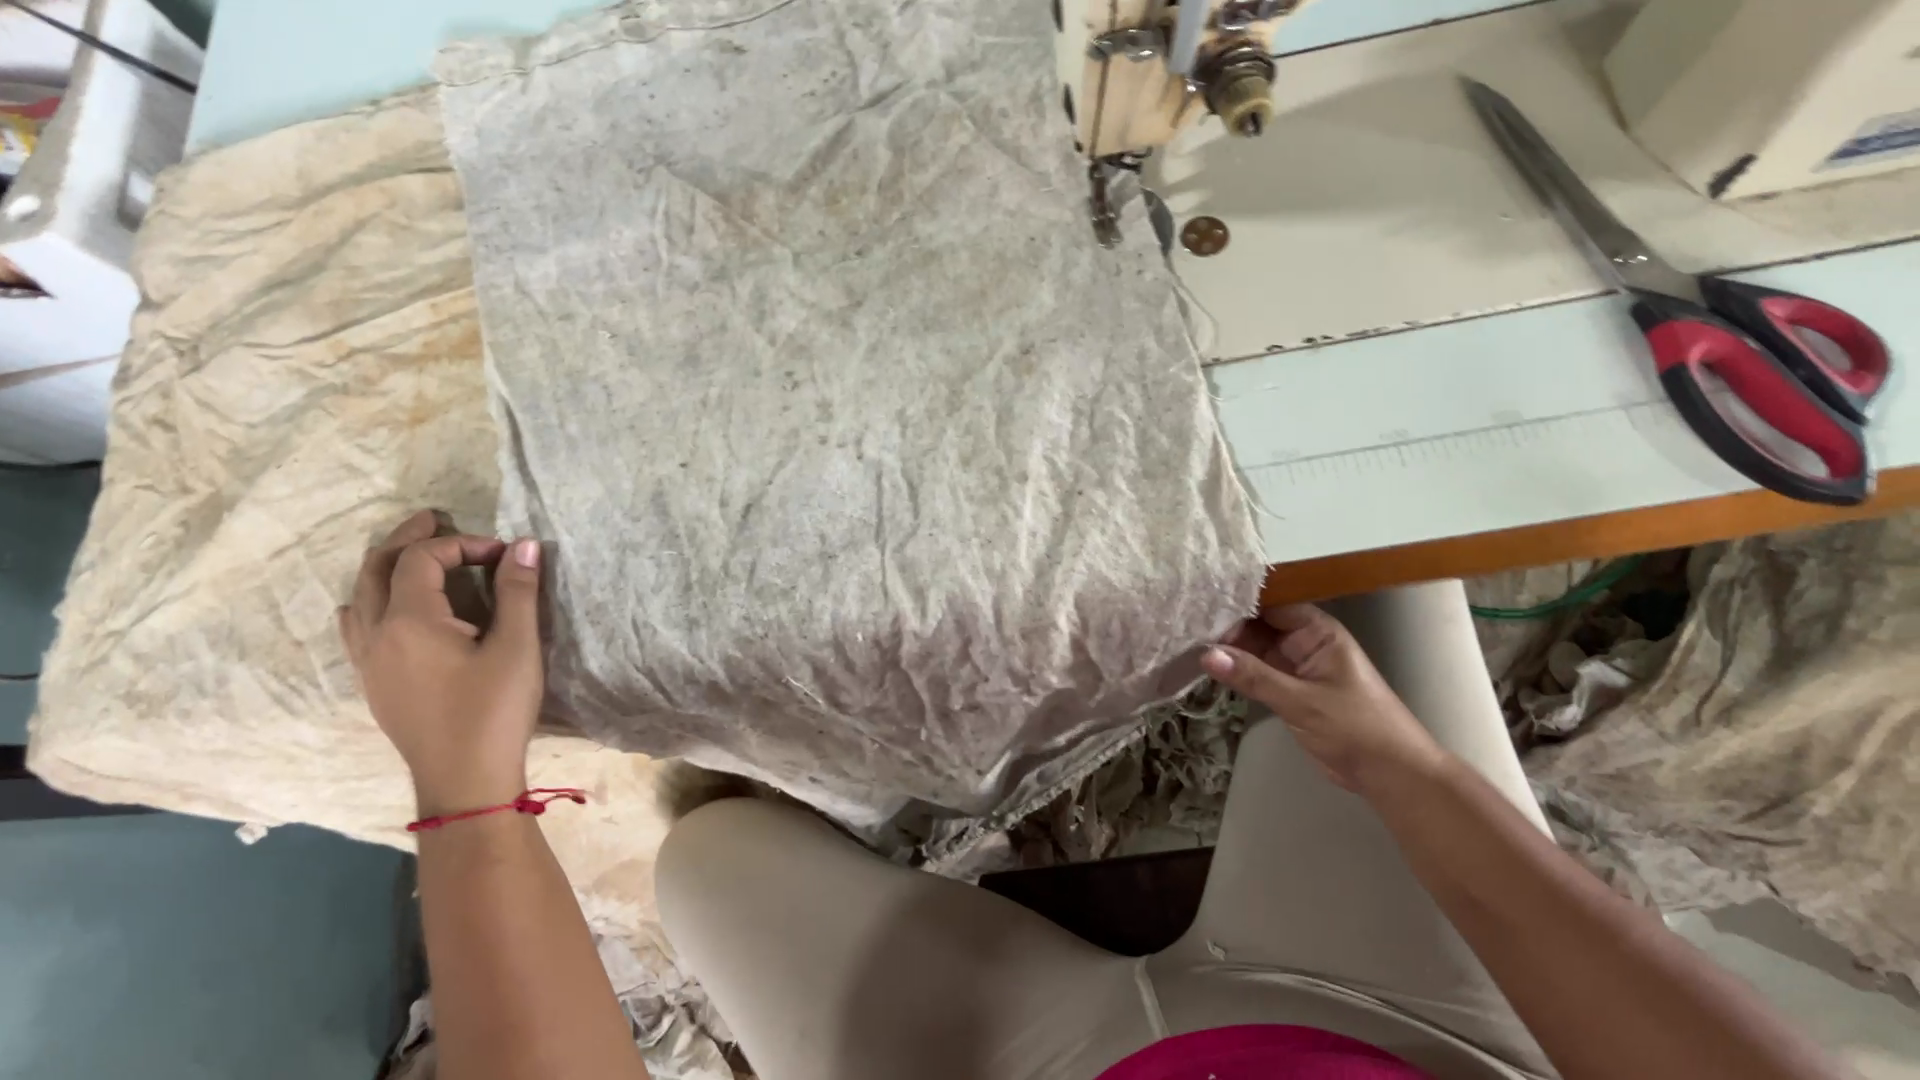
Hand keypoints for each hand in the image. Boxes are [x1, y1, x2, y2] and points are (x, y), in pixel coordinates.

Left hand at [339, 510, 545, 815]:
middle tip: (438, 521)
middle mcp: (376, 634)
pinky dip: (373, 602)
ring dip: (387, 568)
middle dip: (409, 539)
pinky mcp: (373, 683)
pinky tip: (393, 611)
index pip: (423, 559)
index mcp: (409, 621)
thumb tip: (525, 545)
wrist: (464, 781)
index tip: (504, 553)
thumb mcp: (518, 648)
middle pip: (376, 567)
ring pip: (361, 596)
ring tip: (418, 560)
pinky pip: (358, 626)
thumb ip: (518, 592)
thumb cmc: (494, 712)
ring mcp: (368, 661)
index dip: (463, 544)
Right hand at [1201, 604, 1449, 794]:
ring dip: (1227, 649)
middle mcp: (1305, 643)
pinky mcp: (1290, 691)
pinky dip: (1235, 670)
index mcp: (1318, 632)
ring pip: (1254, 649)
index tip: (1200, 605)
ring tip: (1186, 641)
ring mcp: (1296, 667)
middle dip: (1226, 626)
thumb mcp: (1301, 701)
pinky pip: (1257, 672)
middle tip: (1185, 626)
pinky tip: (1206, 666)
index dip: (1238, 602)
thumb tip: (1206, 654)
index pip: (1271, 604)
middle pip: (1259, 624)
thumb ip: (1253, 677)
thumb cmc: (1356, 727)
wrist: (1390, 774)